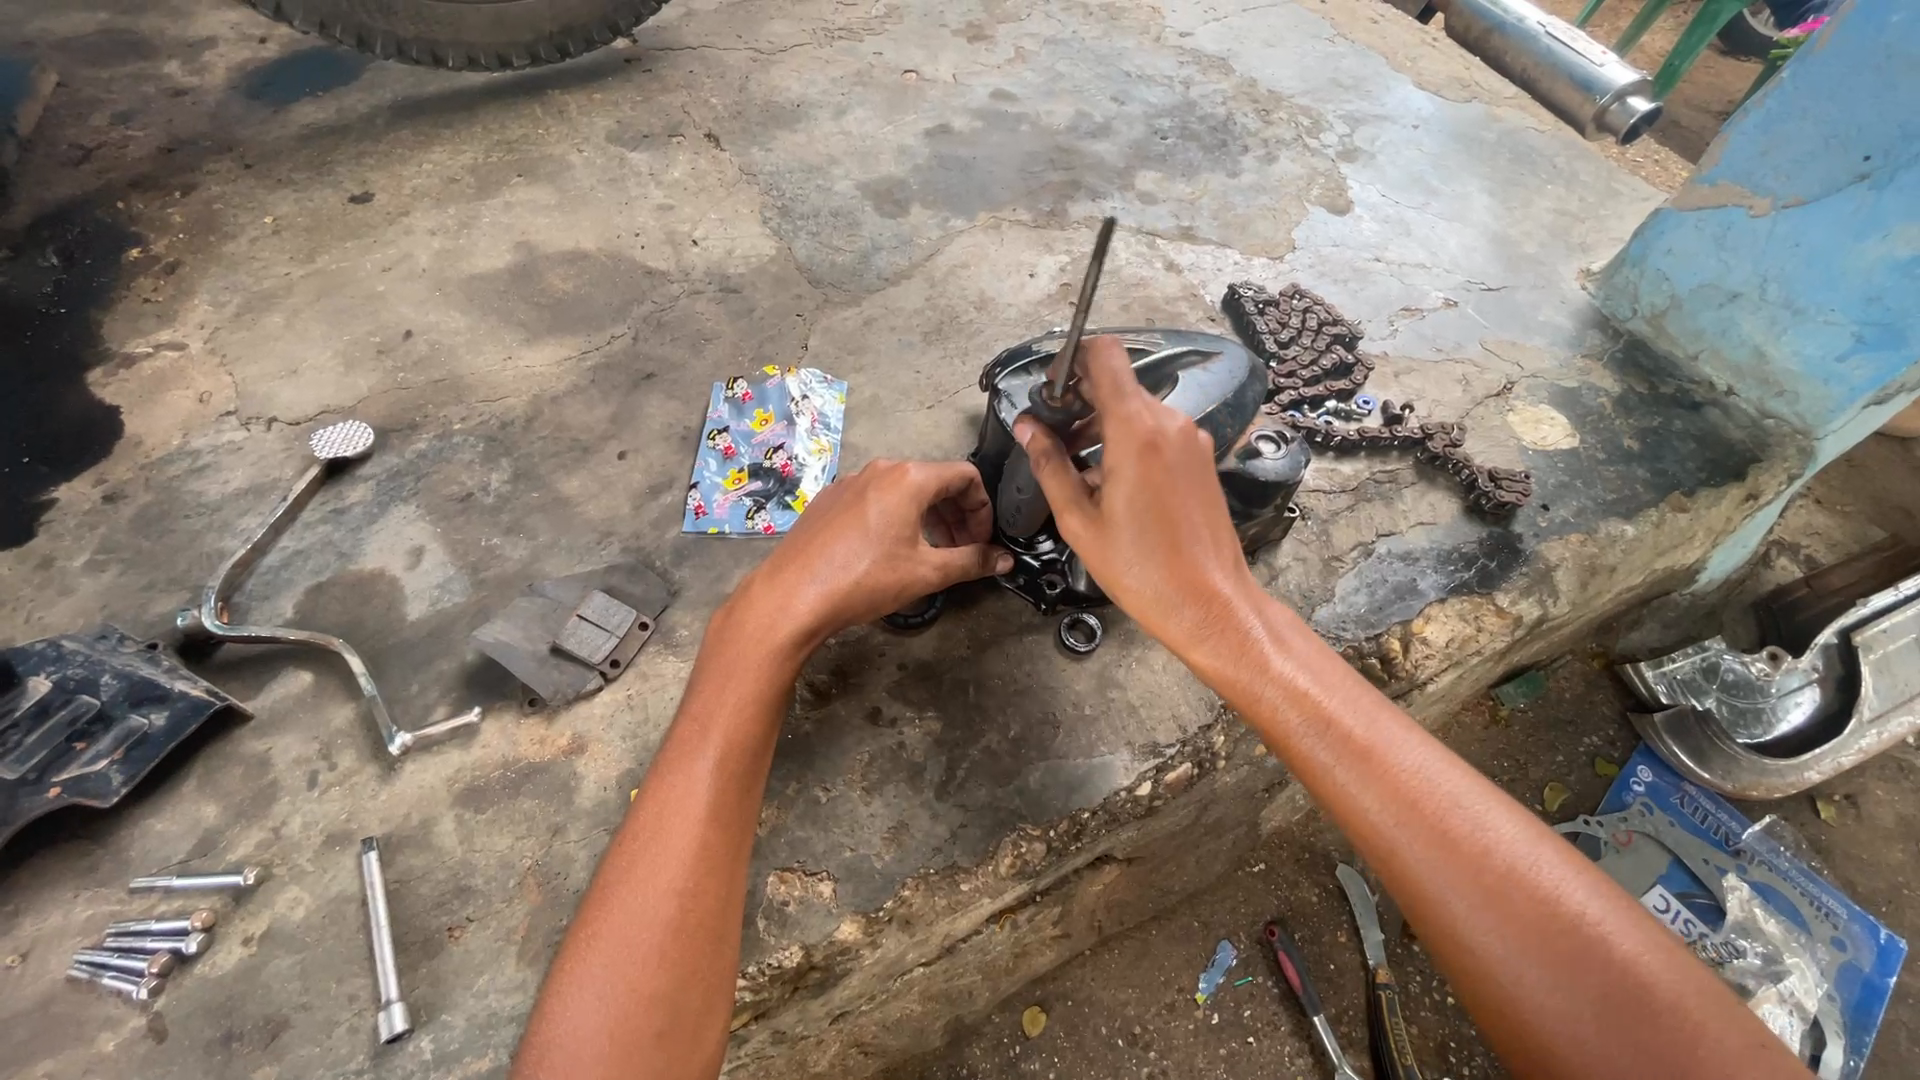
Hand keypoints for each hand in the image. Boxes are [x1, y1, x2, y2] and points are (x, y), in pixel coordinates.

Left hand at [730, 460, 1012, 650]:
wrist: (792, 596)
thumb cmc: (864, 580)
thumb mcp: (926, 573)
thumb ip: (971, 561)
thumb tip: (1004, 559)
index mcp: (909, 478)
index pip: (965, 476)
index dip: (983, 509)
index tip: (983, 542)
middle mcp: (880, 470)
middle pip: (935, 481)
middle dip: (958, 515)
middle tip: (965, 551)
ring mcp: (850, 483)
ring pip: (904, 491)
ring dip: (929, 518)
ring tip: (932, 555)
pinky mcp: (829, 501)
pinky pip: (876, 500)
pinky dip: (898, 519)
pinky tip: (891, 553)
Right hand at [1015, 336, 1261, 656]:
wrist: (1208, 603)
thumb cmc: (1140, 568)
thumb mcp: (1079, 520)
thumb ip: (1050, 465)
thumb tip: (1027, 427)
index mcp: (1137, 430)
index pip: (1106, 356)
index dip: (1074, 362)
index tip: (1053, 392)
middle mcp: (1170, 422)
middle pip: (1120, 384)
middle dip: (1083, 404)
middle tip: (1055, 440)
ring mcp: (1192, 440)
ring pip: (1139, 410)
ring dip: (1106, 427)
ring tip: (1080, 471)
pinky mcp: (1202, 459)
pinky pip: (1160, 433)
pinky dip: (1132, 443)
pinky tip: (1114, 484)